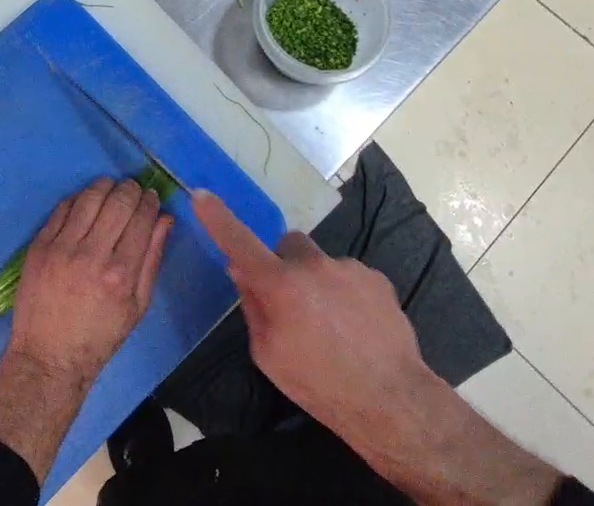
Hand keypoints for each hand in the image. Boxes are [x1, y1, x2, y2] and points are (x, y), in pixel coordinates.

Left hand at [10, 177, 173, 383]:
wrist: (49, 357)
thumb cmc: (100, 336)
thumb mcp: (139, 305)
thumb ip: (153, 258)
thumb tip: (165, 219)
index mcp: (121, 273)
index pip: (141, 218)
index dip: (150, 201)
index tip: (152, 197)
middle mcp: (91, 255)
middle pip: (117, 201)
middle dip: (130, 189)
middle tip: (133, 189)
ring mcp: (61, 249)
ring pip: (89, 198)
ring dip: (105, 187)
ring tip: (111, 190)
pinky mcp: (39, 247)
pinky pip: (62, 208)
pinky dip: (79, 199)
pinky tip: (87, 204)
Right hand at [193, 191, 563, 505]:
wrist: (391, 399)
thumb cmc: (319, 385)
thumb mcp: (269, 354)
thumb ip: (254, 306)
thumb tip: (243, 272)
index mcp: (281, 286)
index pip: (240, 243)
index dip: (218, 218)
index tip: (202, 194)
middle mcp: (314, 266)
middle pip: (288, 246)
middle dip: (285, 265)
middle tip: (291, 303)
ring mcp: (349, 268)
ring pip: (321, 264)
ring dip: (318, 284)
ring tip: (333, 328)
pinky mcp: (376, 277)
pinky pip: (349, 276)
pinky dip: (346, 294)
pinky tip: (357, 327)